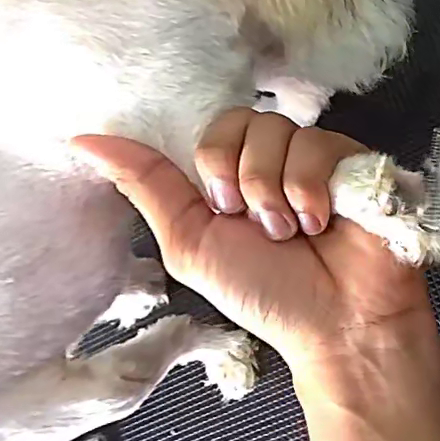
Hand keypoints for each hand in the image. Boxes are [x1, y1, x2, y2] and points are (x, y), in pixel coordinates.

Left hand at [72, 110, 436, 392]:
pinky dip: (310, 186)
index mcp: (238, 178)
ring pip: (282, 130)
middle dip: (244, 177)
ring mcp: (320, 162)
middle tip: (263, 225)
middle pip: (247, 120)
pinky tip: (322, 221)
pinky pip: (320, 143)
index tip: (225, 210)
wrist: (337, 320)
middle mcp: (280, 163)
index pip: (215, 125)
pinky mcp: (356, 163)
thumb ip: (149, 188)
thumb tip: (83, 139)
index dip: (214, 160)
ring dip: (276, 189)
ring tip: (294, 230)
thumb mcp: (192, 245)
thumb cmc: (268, 292)